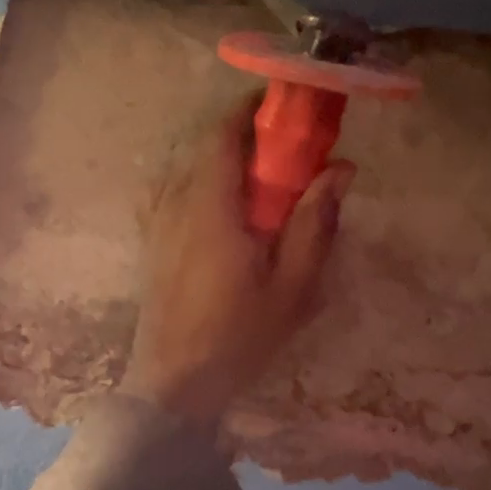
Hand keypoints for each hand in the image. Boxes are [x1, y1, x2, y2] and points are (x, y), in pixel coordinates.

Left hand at [120, 95, 354, 422]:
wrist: (172, 385)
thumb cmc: (237, 338)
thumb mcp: (292, 287)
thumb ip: (315, 223)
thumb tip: (339, 168)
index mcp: (210, 207)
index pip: (223, 134)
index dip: (251, 109)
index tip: (285, 104)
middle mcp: (175, 206)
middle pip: (204, 149)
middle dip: (244, 137)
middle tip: (286, 149)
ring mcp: (156, 228)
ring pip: (186, 172)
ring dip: (221, 163)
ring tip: (259, 182)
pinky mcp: (151, 250)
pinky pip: (172, 197)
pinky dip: (200, 188)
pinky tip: (223, 214)